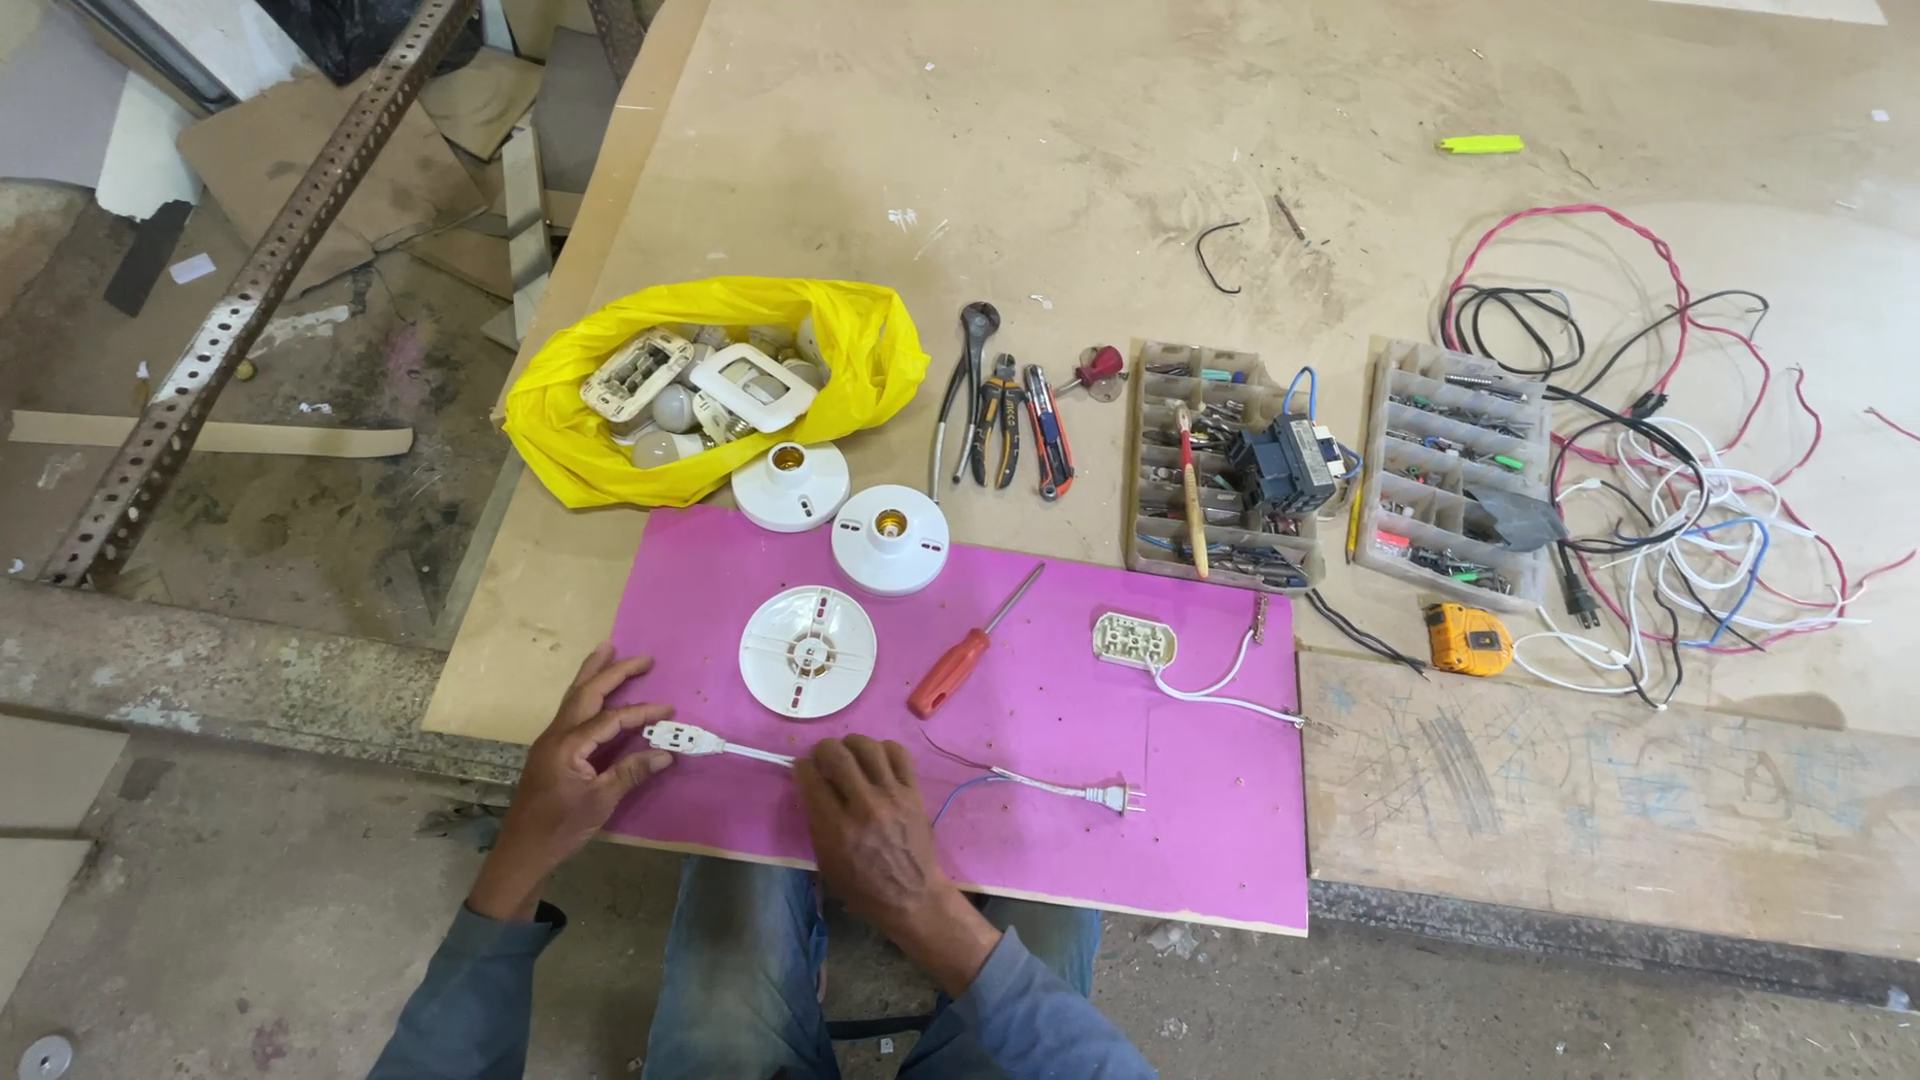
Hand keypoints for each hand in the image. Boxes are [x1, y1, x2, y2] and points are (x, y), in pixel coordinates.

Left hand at [468, 644, 674, 920]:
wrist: (521, 852)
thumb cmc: (561, 828)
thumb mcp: (602, 801)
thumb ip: (633, 772)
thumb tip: (667, 753)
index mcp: (568, 746)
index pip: (611, 719)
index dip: (642, 712)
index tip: (668, 711)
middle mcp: (555, 736)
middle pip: (586, 693)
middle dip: (613, 671)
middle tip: (642, 658)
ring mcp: (549, 742)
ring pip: (573, 697)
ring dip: (592, 674)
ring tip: (607, 650)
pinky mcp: (550, 751)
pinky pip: (570, 711)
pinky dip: (585, 693)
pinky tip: (594, 690)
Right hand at [795, 736, 1000, 994]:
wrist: (911, 896)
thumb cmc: (863, 886)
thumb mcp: (826, 861)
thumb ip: (817, 821)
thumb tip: (812, 785)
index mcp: (837, 828)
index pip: (812, 780)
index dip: (802, 766)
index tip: (802, 765)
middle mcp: (864, 806)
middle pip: (838, 755)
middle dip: (824, 748)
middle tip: (823, 754)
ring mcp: (892, 795)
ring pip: (869, 747)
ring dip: (853, 743)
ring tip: (848, 750)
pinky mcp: (914, 792)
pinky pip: (899, 754)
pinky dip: (884, 748)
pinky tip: (876, 757)